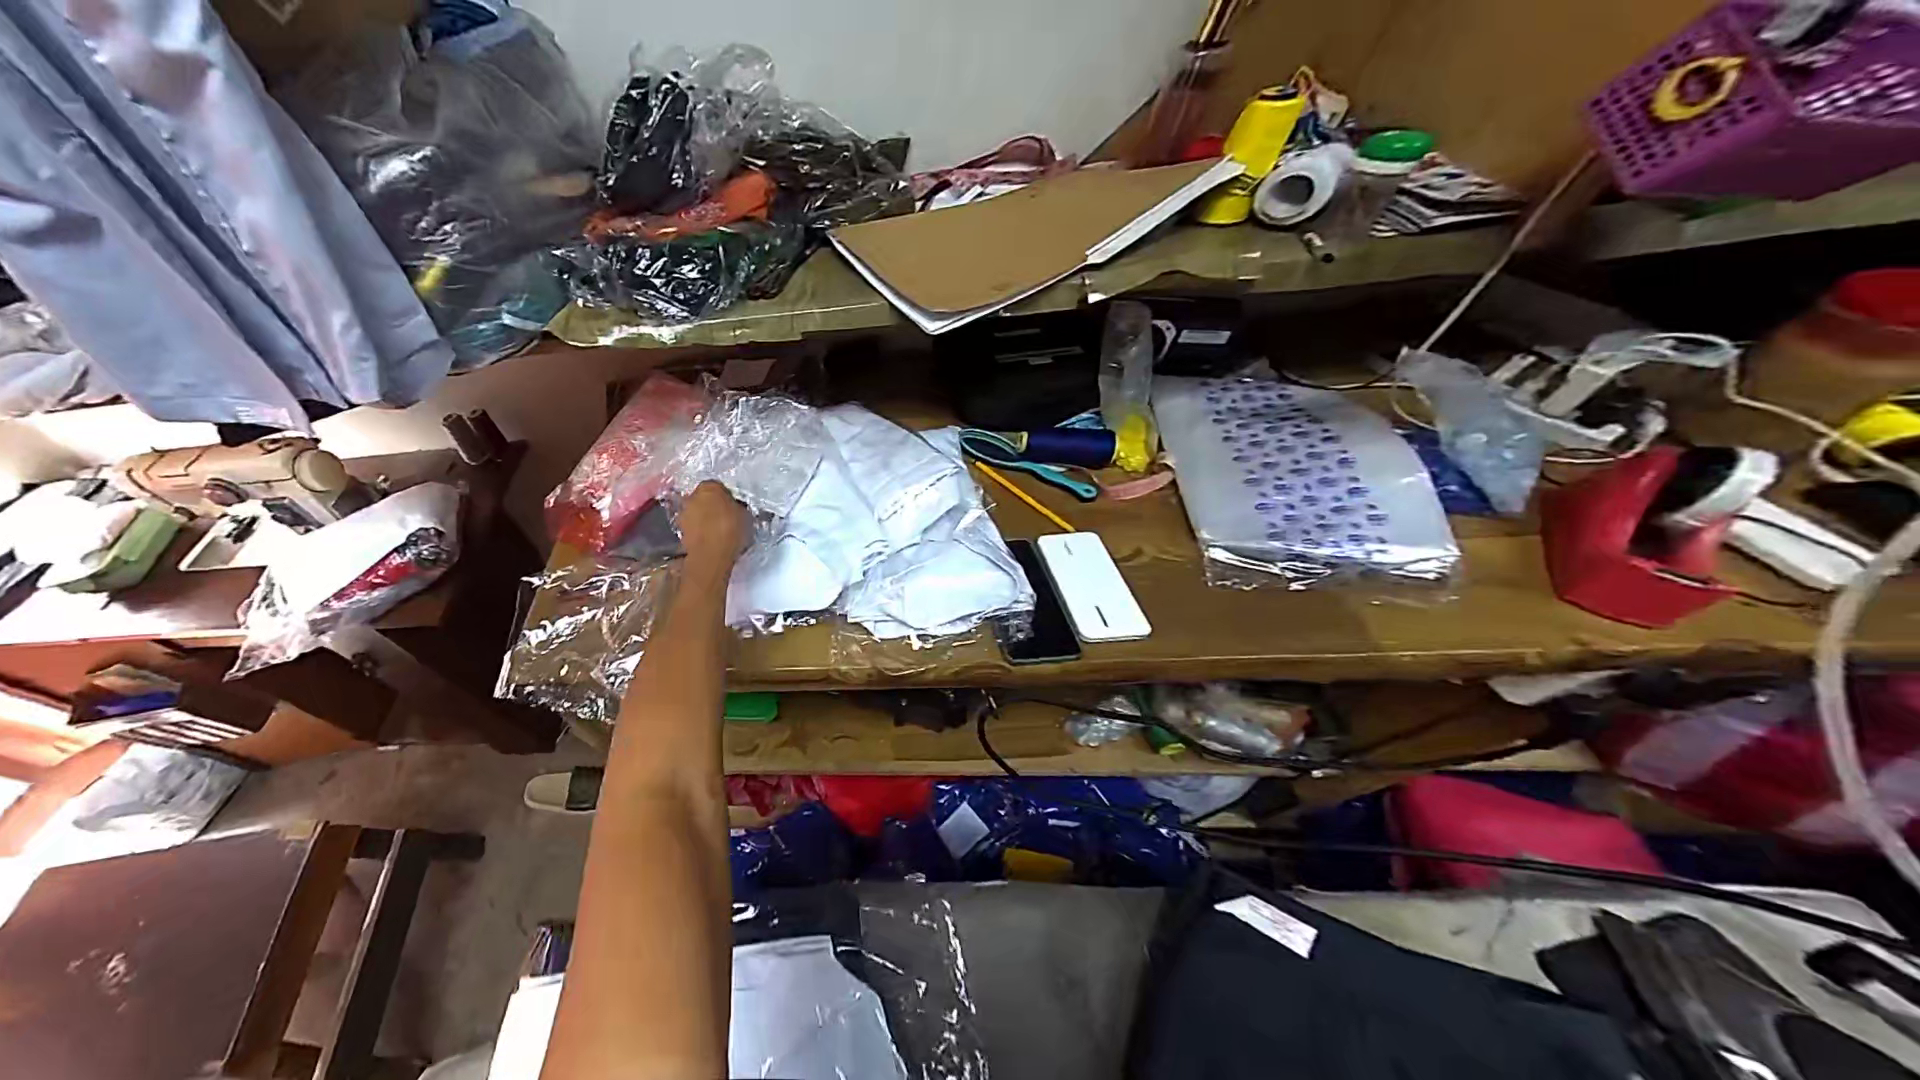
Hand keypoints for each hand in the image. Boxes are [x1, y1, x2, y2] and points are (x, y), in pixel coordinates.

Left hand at [678, 481, 747, 568]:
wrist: (711, 555)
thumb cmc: (731, 529)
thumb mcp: (746, 514)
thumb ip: (738, 507)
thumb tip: (735, 508)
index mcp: (709, 486)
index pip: (718, 486)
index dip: (727, 496)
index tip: (734, 506)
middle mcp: (692, 496)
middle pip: (704, 498)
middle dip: (713, 506)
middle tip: (726, 517)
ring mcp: (683, 514)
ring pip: (697, 512)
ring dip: (704, 518)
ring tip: (718, 531)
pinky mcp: (680, 531)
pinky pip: (694, 527)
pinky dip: (700, 531)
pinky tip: (711, 540)